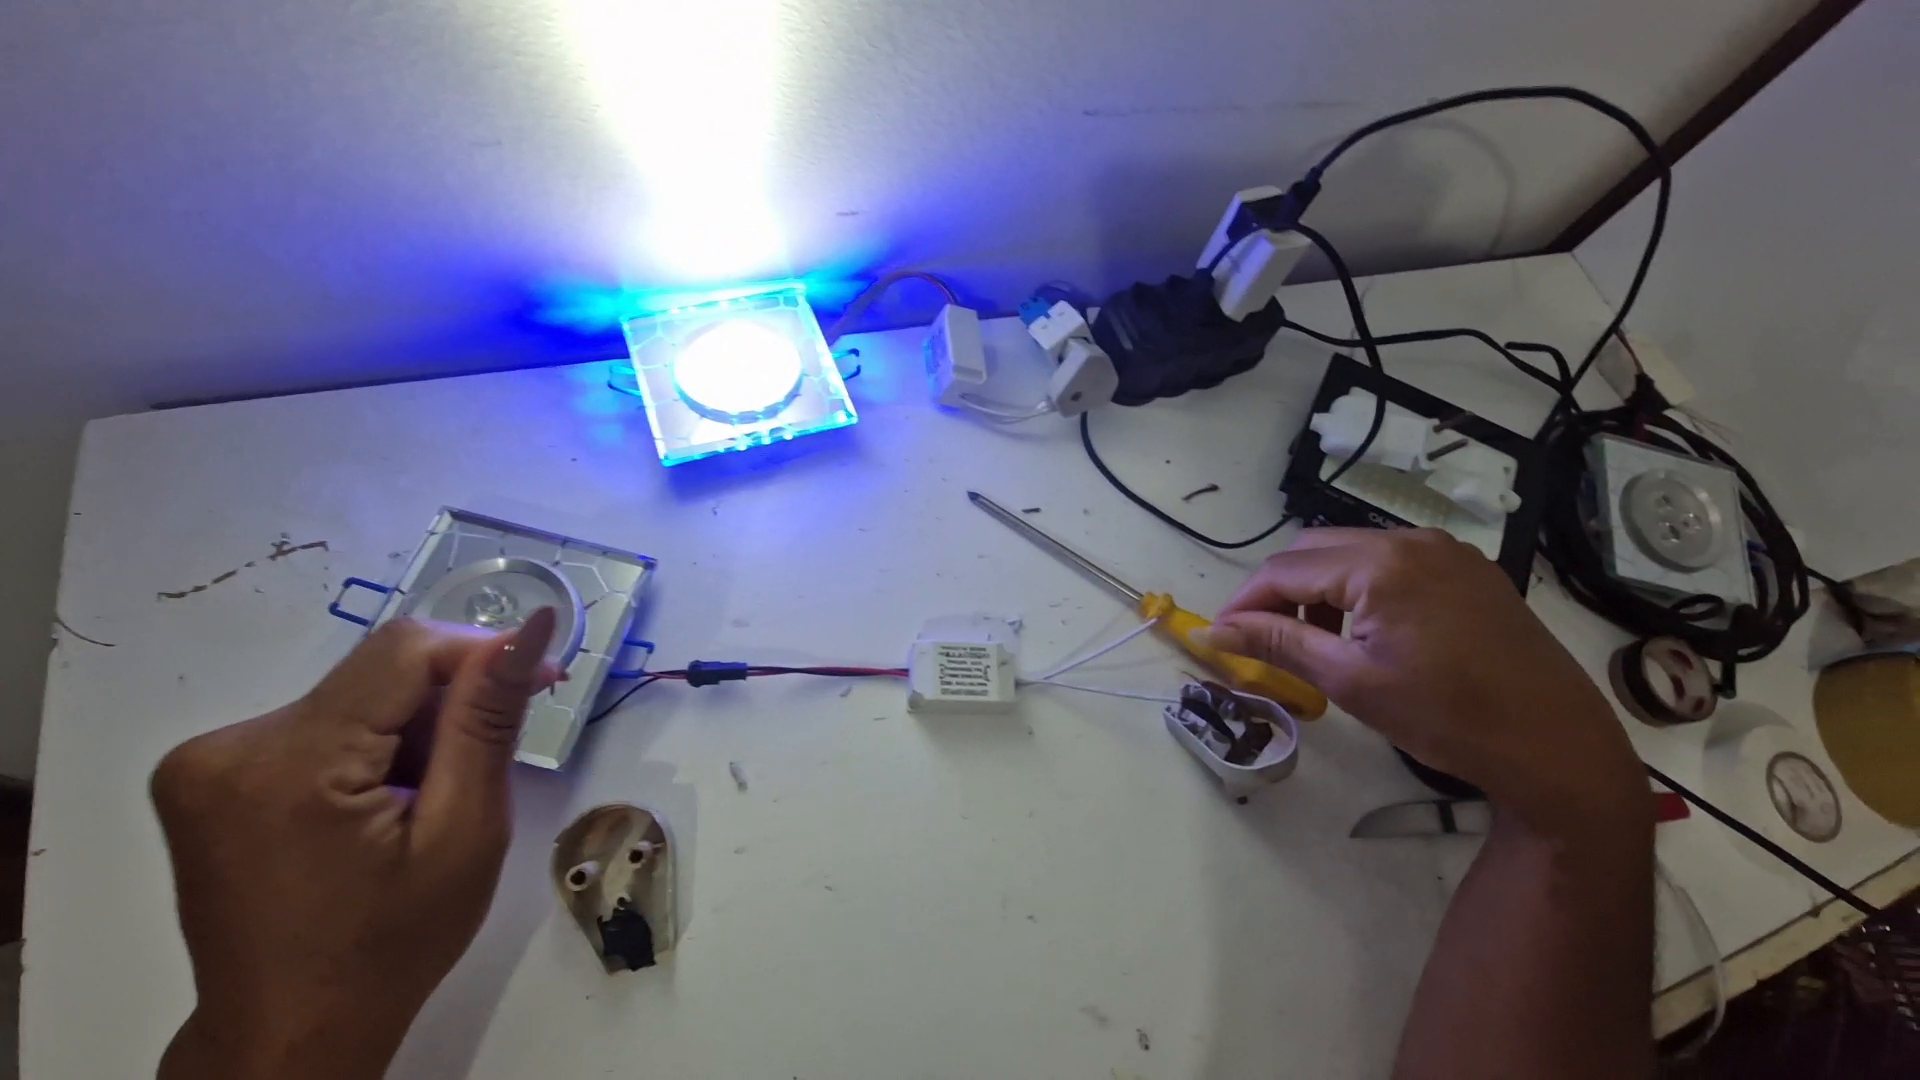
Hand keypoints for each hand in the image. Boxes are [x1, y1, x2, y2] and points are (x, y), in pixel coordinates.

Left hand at [150, 611, 560, 1079]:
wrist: (292, 1029)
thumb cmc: (393, 943)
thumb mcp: (465, 830)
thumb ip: (489, 719)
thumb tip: (534, 627)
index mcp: (290, 764)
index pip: (404, 650)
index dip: (481, 651)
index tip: (541, 679)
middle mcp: (228, 746)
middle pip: (379, 673)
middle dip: (449, 701)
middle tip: (489, 760)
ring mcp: (206, 760)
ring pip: (356, 694)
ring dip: (413, 725)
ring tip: (434, 794)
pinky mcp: (209, 774)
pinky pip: (322, 721)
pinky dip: (374, 744)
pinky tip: (390, 798)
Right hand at [1203, 528, 1645, 836]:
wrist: (1556, 746)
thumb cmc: (1446, 717)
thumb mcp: (1349, 681)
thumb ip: (1277, 644)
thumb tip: (1213, 633)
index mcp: (1381, 563)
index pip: (1285, 569)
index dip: (1245, 601)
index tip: (1220, 636)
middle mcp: (1413, 540)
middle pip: (1316, 550)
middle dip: (1280, 591)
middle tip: (1263, 638)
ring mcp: (1447, 552)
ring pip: (1353, 553)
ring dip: (1320, 588)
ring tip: (1315, 642)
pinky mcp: (1469, 571)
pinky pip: (1393, 563)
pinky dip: (1361, 588)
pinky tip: (1365, 632)